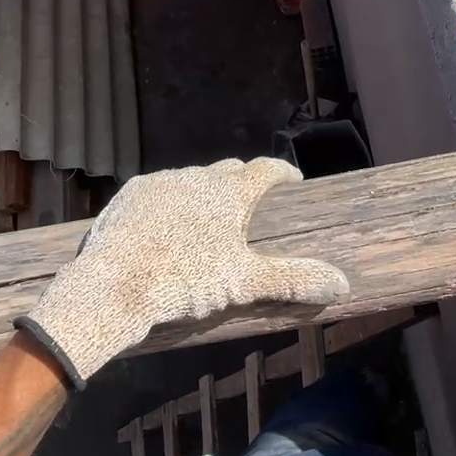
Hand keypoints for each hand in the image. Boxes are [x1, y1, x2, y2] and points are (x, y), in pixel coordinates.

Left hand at [17, 158, 348, 387]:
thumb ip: (294, 279)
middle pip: (229, 172)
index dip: (283, 174)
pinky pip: (161, 192)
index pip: (266, 169)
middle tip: (252, 211)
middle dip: (244, 185)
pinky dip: (171, 205)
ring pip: (193, 182)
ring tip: (207, 226)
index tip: (293, 182)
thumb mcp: (245, 284)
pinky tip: (166, 231)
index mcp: (229, 190)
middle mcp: (197, 176)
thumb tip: (342, 283)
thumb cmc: (185, 281)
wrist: (113, 287)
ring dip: (205, 196)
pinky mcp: (131, 194)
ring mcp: (161, 182)